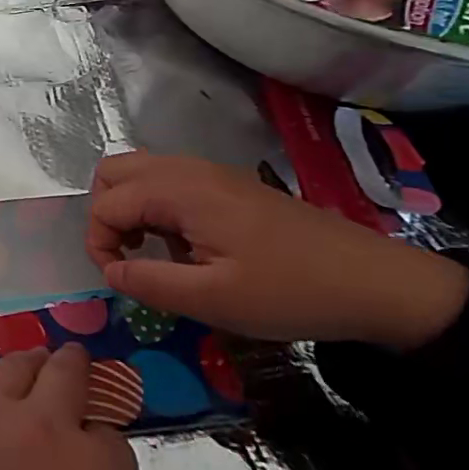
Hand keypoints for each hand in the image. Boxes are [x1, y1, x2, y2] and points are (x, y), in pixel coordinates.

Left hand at [0, 345, 179, 469]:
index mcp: (100, 469)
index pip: (110, 428)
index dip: (101, 444)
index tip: (93, 454)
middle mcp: (43, 431)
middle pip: (65, 372)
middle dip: (73, 369)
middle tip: (72, 366)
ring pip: (10, 370)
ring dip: (26, 370)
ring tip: (28, 371)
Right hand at [84, 153, 468, 349]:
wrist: (369, 281)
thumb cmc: (289, 291)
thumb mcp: (212, 299)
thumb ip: (149, 282)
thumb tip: (110, 271)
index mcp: (181, 190)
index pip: (107, 203)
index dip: (98, 243)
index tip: (120, 280)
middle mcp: (190, 170)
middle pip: (116, 171)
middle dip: (106, 214)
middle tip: (129, 258)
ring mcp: (212, 174)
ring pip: (143, 174)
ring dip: (131, 211)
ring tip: (156, 256)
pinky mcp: (230, 187)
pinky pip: (171, 184)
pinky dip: (158, 210)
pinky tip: (187, 249)